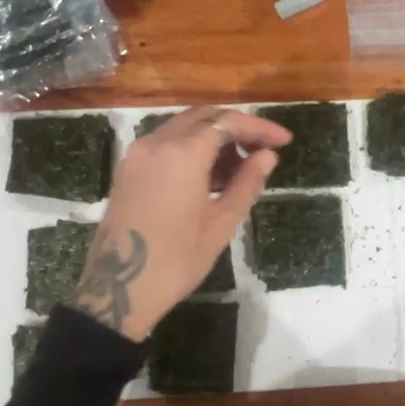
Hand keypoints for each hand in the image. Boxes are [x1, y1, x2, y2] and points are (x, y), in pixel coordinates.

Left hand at [71, 107, 290, 340]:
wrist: (120, 289)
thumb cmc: (177, 260)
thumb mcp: (221, 224)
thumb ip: (247, 183)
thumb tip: (267, 156)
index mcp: (182, 154)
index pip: (228, 122)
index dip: (260, 127)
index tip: (285, 140)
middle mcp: (156, 143)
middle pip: (203, 117)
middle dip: (237, 127)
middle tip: (263, 150)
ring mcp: (137, 155)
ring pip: (183, 128)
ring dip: (214, 138)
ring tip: (241, 169)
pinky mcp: (127, 170)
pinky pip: (165, 144)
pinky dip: (191, 148)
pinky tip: (210, 176)